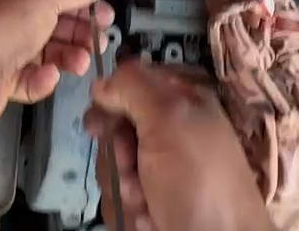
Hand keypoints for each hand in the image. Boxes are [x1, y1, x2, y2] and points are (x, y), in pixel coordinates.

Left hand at [0, 0, 112, 121]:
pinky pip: (27, 76)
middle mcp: (6, 12)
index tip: (105, 15)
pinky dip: (41, 77)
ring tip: (82, 64)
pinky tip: (49, 77)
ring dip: (66, 55)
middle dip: (78, 32)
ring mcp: (0, 46)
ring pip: (42, 50)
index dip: (81, 1)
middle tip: (100, 43)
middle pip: (51, 21)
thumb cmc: (7, 23)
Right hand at [86, 62, 274, 230]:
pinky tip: (152, 220)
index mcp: (183, 99)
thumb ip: (133, 86)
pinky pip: (123, 199)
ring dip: (125, 187)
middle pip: (117, 127)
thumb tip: (100, 83)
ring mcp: (162, 171)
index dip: (112, 101)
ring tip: (148, 203)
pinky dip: (134, 212)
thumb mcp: (170, 117)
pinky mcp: (154, 205)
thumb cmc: (198, 178)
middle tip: (132, 166)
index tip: (100, 122)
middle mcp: (171, 131)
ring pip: (115, 166)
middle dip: (119, 152)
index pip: (132, 82)